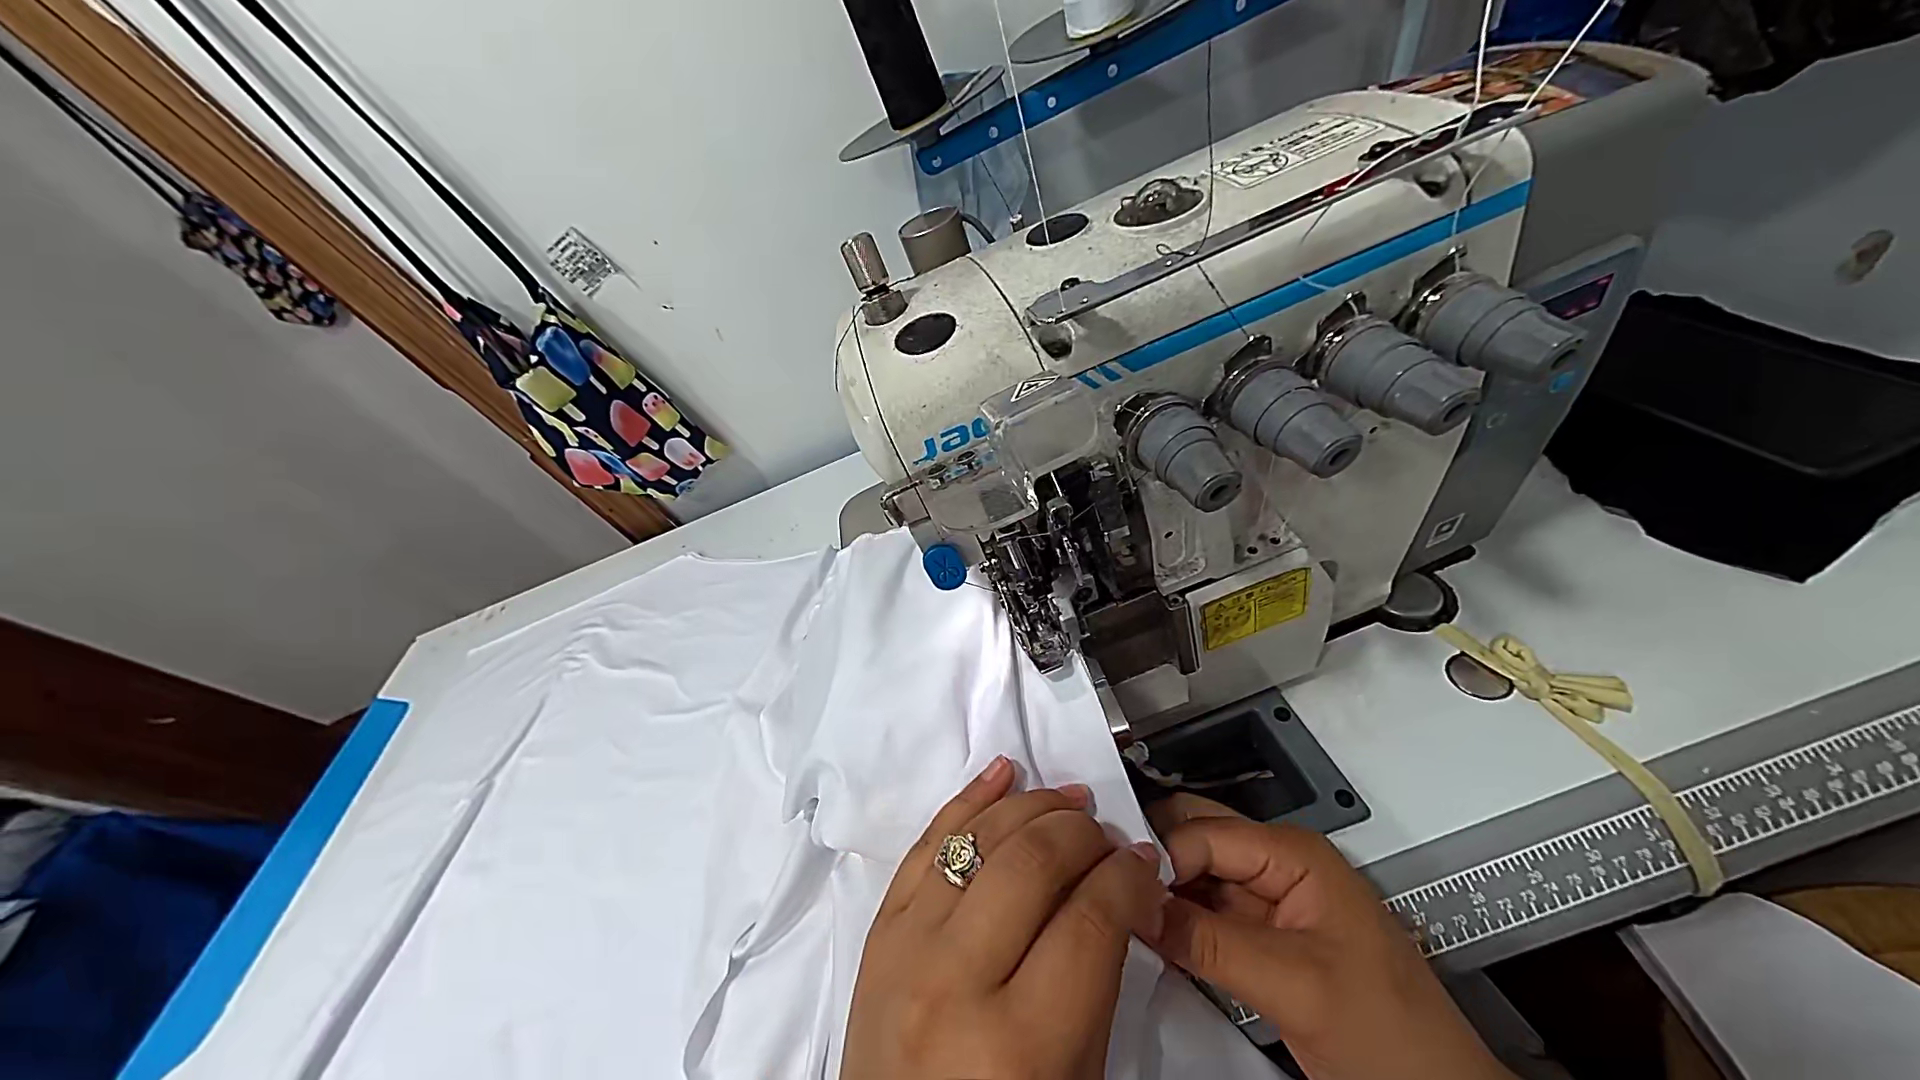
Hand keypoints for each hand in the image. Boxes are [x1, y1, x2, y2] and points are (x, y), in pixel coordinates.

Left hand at [840, 756, 1165, 1079]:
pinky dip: (966, 802)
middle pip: (1032, 864)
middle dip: (1082, 834)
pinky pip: (924, 846)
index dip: (1128, 879)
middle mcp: (954, 984)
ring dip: (1030, 806)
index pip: (1090, 920)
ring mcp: (906, 950)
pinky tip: (1000, 774)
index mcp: (1019, 1044)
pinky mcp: (879, 931)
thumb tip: (1119, 888)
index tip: (1144, 865)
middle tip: (1108, 835)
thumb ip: (1099, 980)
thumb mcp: (1075, 1074)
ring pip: (977, 840)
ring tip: (1068, 798)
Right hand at [1145, 796, 1511, 1079]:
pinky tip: (1150, 936)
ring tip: (1126, 916)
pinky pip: (1196, 913)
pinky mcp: (1253, 935)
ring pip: (1188, 875)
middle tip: (1116, 889)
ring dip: (1157, 893)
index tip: (1126, 891)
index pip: (1201, 832)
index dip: (1160, 858)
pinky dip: (1170, 922)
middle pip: (1191, 837)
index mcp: (1294, 854)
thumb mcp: (1297, 986)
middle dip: (1151, 860)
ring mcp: (1262, 901)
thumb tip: (1141, 906)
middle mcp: (1274, 865)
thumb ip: (1211, 942)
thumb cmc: (1404, 1041)